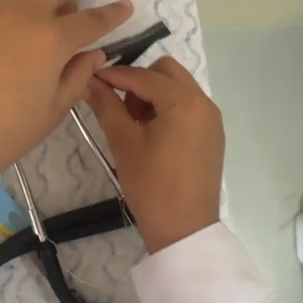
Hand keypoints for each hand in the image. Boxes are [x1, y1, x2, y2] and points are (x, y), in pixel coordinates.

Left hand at [0, 0, 131, 179]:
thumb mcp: (54, 109)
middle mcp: (24, 13)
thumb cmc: (8, 128)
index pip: (92, 19)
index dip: (112, 13)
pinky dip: (10, 7)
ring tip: (34, 31)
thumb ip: (79, 76)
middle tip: (66, 28)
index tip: (125, 6)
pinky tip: (6, 34)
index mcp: (52, 38)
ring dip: (39, 0)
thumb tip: (94, 54)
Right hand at [86, 57, 224, 253]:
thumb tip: (90, 81)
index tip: (91, 76)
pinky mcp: (212, 135)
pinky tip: (151, 133)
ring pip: (178, 88)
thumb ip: (106, 105)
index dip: (115, 75)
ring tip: (134, 123)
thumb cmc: (151, 185)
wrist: (184, 230)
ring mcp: (212, 120)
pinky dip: (167, 108)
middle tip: (120, 105)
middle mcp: (204, 103)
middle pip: (167, 72)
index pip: (144, 76)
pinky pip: (187, 106)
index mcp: (185, 102)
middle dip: (139, 80)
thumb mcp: (124, 142)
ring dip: (154, 94)